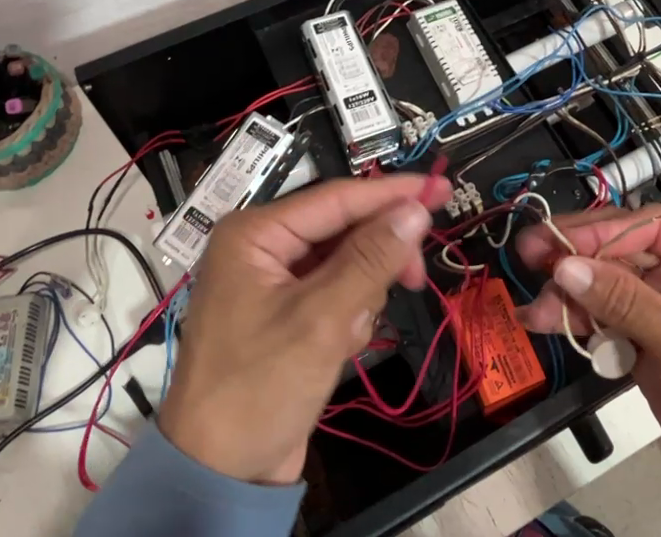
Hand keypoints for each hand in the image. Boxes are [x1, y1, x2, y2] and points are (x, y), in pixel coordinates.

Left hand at [158, 174, 450, 484]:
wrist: (220, 472)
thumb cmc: (259, 387)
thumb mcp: (322, 320)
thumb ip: (370, 260)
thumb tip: (415, 211)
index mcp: (254, 234)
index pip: (336, 199)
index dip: (391, 193)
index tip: (441, 187)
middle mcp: (261, 247)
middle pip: (342, 230)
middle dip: (376, 258)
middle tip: (416, 280)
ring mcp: (272, 282)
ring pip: (345, 263)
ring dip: (361, 296)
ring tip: (347, 337)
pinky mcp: (286, 313)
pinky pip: (334, 294)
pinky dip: (348, 316)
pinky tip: (341, 348)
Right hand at [514, 206, 660, 512]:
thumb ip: (622, 300)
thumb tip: (564, 266)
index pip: (650, 225)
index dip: (601, 230)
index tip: (556, 241)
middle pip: (623, 251)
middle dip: (578, 259)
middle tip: (528, 256)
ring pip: (609, 285)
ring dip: (572, 296)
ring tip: (536, 311)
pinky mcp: (649, 342)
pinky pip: (608, 319)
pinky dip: (580, 322)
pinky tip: (547, 323)